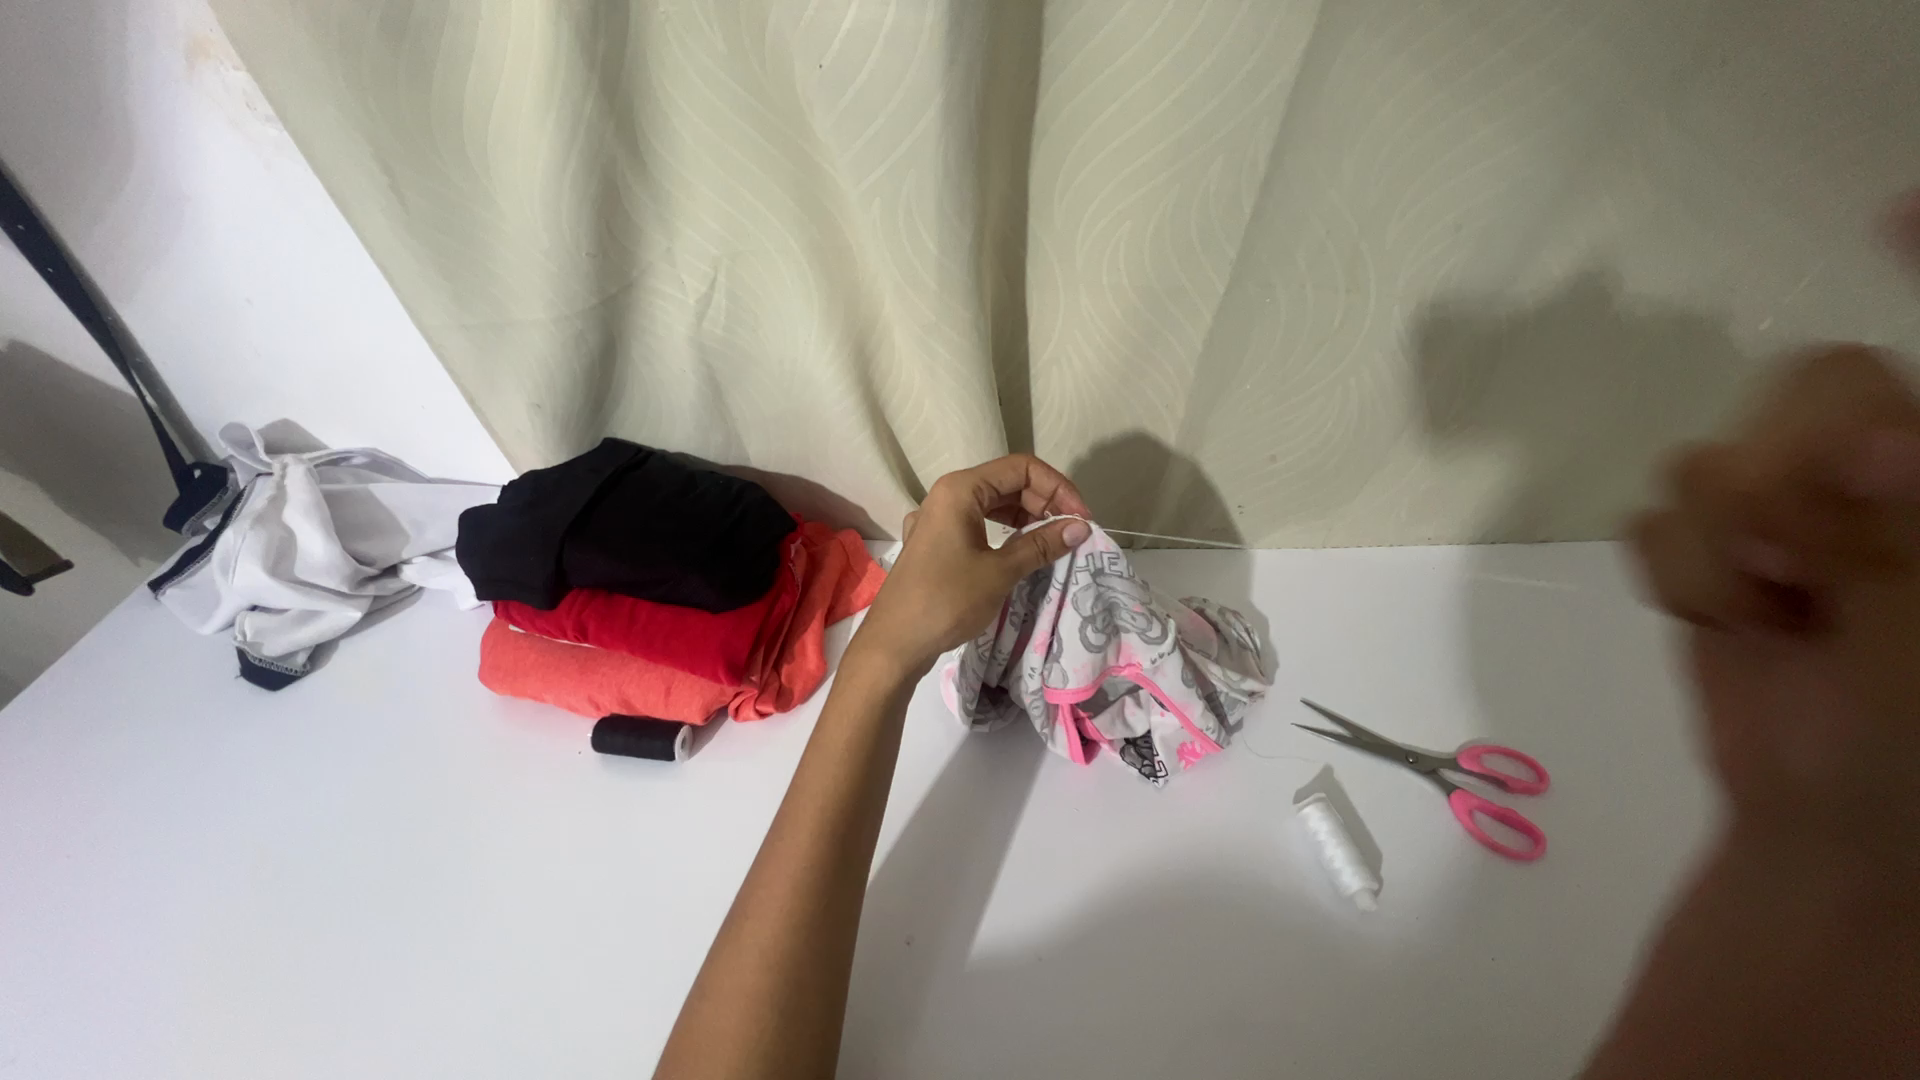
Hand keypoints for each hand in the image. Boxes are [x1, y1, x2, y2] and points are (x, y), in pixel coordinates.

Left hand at [851, 455, 1090, 676]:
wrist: (894, 643)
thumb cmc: (946, 601)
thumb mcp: (1000, 571)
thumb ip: (1041, 544)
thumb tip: (1080, 527)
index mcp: (960, 490)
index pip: (1021, 468)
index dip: (1057, 488)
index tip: (1081, 519)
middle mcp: (946, 495)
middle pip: (1007, 482)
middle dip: (1044, 501)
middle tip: (1072, 532)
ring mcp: (938, 519)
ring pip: (993, 504)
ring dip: (1027, 517)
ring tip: (1054, 541)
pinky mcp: (936, 543)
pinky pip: (978, 524)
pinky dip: (1005, 532)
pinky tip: (1022, 551)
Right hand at [1629, 344, 1919, 871]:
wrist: (1841, 808)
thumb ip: (1908, 521)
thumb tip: (1869, 449)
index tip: (1890, 214)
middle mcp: (1875, 470)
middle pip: (1807, 389)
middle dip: (1800, 476)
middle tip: (1829, 562)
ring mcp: (1778, 511)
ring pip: (1703, 463)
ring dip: (1732, 551)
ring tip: (1788, 612)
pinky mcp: (1699, 551)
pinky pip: (1648, 523)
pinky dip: (1683, 580)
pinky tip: (1735, 619)